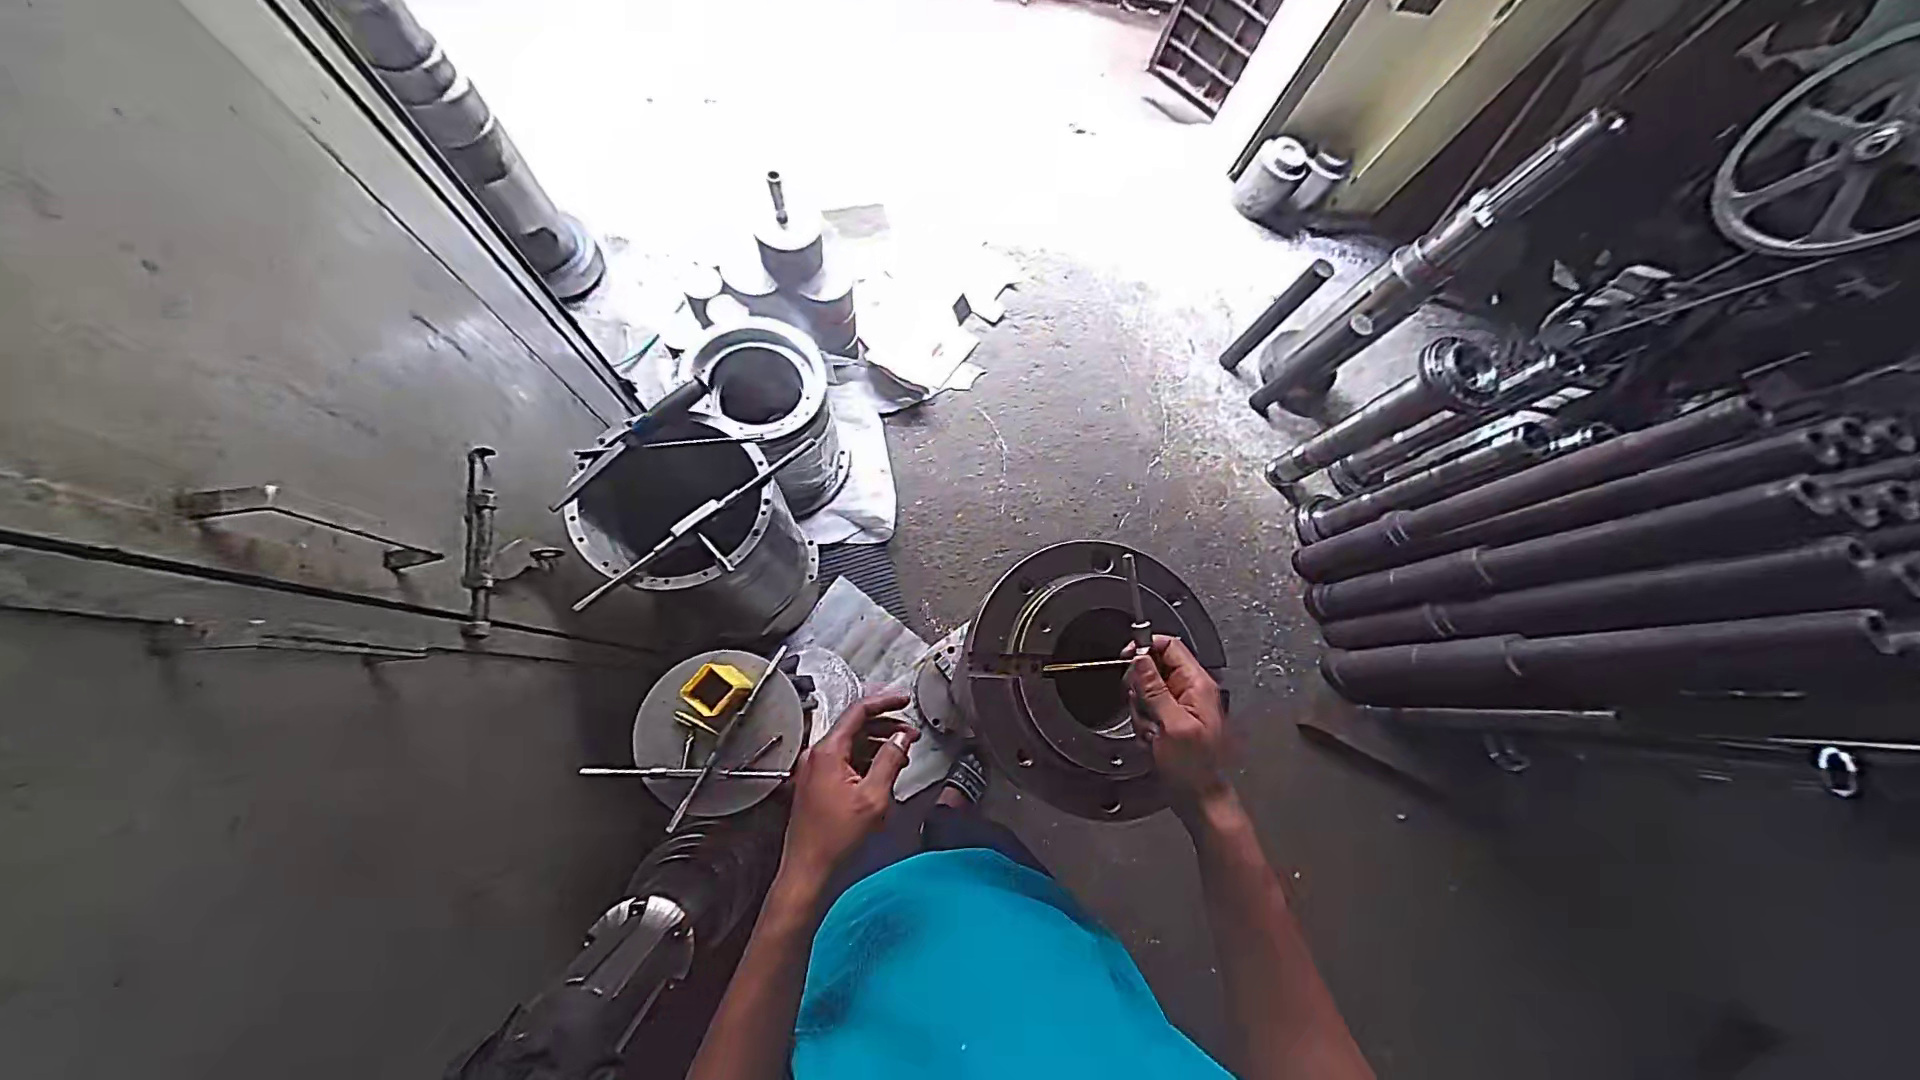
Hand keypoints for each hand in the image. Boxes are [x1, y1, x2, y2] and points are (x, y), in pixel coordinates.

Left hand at [776, 691, 916, 894]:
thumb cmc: (834, 839)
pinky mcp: (817, 781)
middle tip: (910, 731)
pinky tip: (883, 767)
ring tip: (902, 750)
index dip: (885, 702)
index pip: (859, 711)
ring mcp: (815, 767)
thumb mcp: (873, 797)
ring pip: (851, 742)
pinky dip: (866, 757)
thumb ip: (890, 760)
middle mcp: (817, 754)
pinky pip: (845, 758)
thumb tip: (902, 738)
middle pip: (855, 725)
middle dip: (886, 724)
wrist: (808, 868)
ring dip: (878, 742)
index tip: (903, 700)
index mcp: (828, 751)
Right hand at [1127, 635, 1231, 815]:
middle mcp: (1189, 690)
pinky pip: (1145, 708)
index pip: (1170, 646)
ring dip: (1141, 710)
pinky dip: (1143, 721)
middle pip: (1153, 667)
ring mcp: (1179, 704)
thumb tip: (1140, 659)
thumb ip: (1155, 689)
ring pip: (1145, 689)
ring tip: (1152, 730)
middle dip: (1140, 688)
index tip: (1128, 658)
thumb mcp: (1172, 725)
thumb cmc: (1194, 767)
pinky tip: (1152, 737)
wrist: (1198, 796)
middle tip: (1144, 708)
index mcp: (1197, 685)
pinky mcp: (1169, 717)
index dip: (1146, 647)